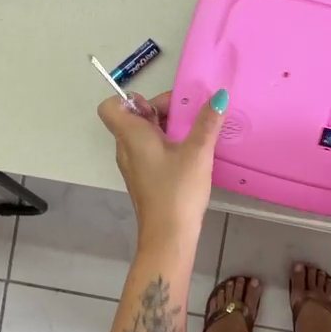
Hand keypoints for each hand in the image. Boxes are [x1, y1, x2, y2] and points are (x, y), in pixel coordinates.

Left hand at [97, 88, 226, 246]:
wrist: (169, 235)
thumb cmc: (177, 189)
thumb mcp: (197, 152)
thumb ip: (208, 122)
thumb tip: (219, 96)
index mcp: (131, 135)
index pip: (111, 107)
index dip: (130, 100)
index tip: (160, 107)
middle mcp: (126, 148)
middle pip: (133, 117)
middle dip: (161, 110)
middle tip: (190, 116)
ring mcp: (133, 165)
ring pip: (143, 135)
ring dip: (166, 128)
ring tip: (194, 134)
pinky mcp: (143, 179)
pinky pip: (149, 152)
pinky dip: (166, 146)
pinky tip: (190, 155)